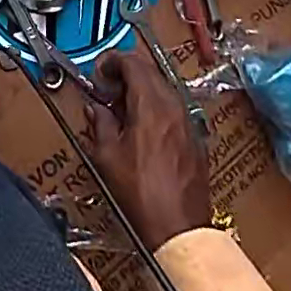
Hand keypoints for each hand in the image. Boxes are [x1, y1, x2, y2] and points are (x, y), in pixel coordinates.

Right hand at [86, 48, 212, 247]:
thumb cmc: (141, 194)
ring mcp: (188, 124)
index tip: (99, 73)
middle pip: (149, 71)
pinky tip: (142, 129)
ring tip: (121, 110)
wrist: (180, 229)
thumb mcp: (107, 156)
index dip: (111, 60)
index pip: (132, 62)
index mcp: (151, 106)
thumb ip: (99, 122)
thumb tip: (95, 109)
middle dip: (124, 73)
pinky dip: (155, 108)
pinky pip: (173, 110)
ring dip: (140, 90)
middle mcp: (174, 109)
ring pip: (162, 89)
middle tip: (106, 90)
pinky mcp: (195, 141)